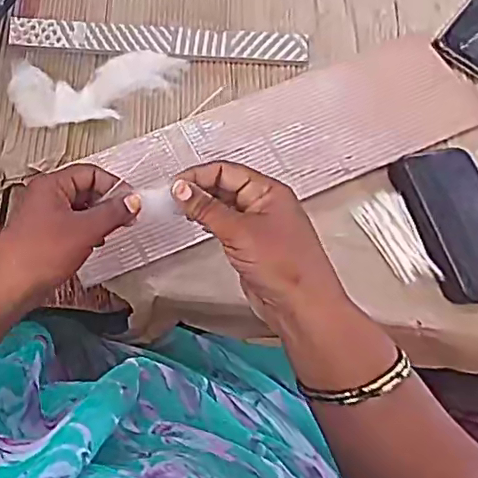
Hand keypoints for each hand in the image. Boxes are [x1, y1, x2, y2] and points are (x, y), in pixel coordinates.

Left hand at [0, 164, 136, 304]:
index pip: (90, 172)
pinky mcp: (43, 233)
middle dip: (106, 203)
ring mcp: (43, 214)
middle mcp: (45, 195)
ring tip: (110, 233)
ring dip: (97, 219)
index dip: (113, 185)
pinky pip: (71, 224)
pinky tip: (94, 244)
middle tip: (126, 219)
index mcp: (51, 184)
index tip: (132, 202)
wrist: (10, 284)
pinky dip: (86, 231)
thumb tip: (133, 201)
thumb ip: (112, 213)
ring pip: (79, 208)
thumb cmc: (40, 253)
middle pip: (85, 189)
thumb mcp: (85, 230)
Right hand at [170, 161, 351, 328]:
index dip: (199, 175)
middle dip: (198, 188)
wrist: (301, 306)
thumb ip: (206, 208)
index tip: (177, 186)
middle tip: (176, 197)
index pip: (226, 171)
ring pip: (223, 204)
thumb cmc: (288, 269)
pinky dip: (208, 220)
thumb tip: (184, 189)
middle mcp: (264, 204)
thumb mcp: (239, 231)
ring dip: (202, 205)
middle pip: (224, 184)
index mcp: (269, 192)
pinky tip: (198, 223)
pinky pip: (224, 223)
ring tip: (182, 209)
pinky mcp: (250, 243)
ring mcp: (257, 224)